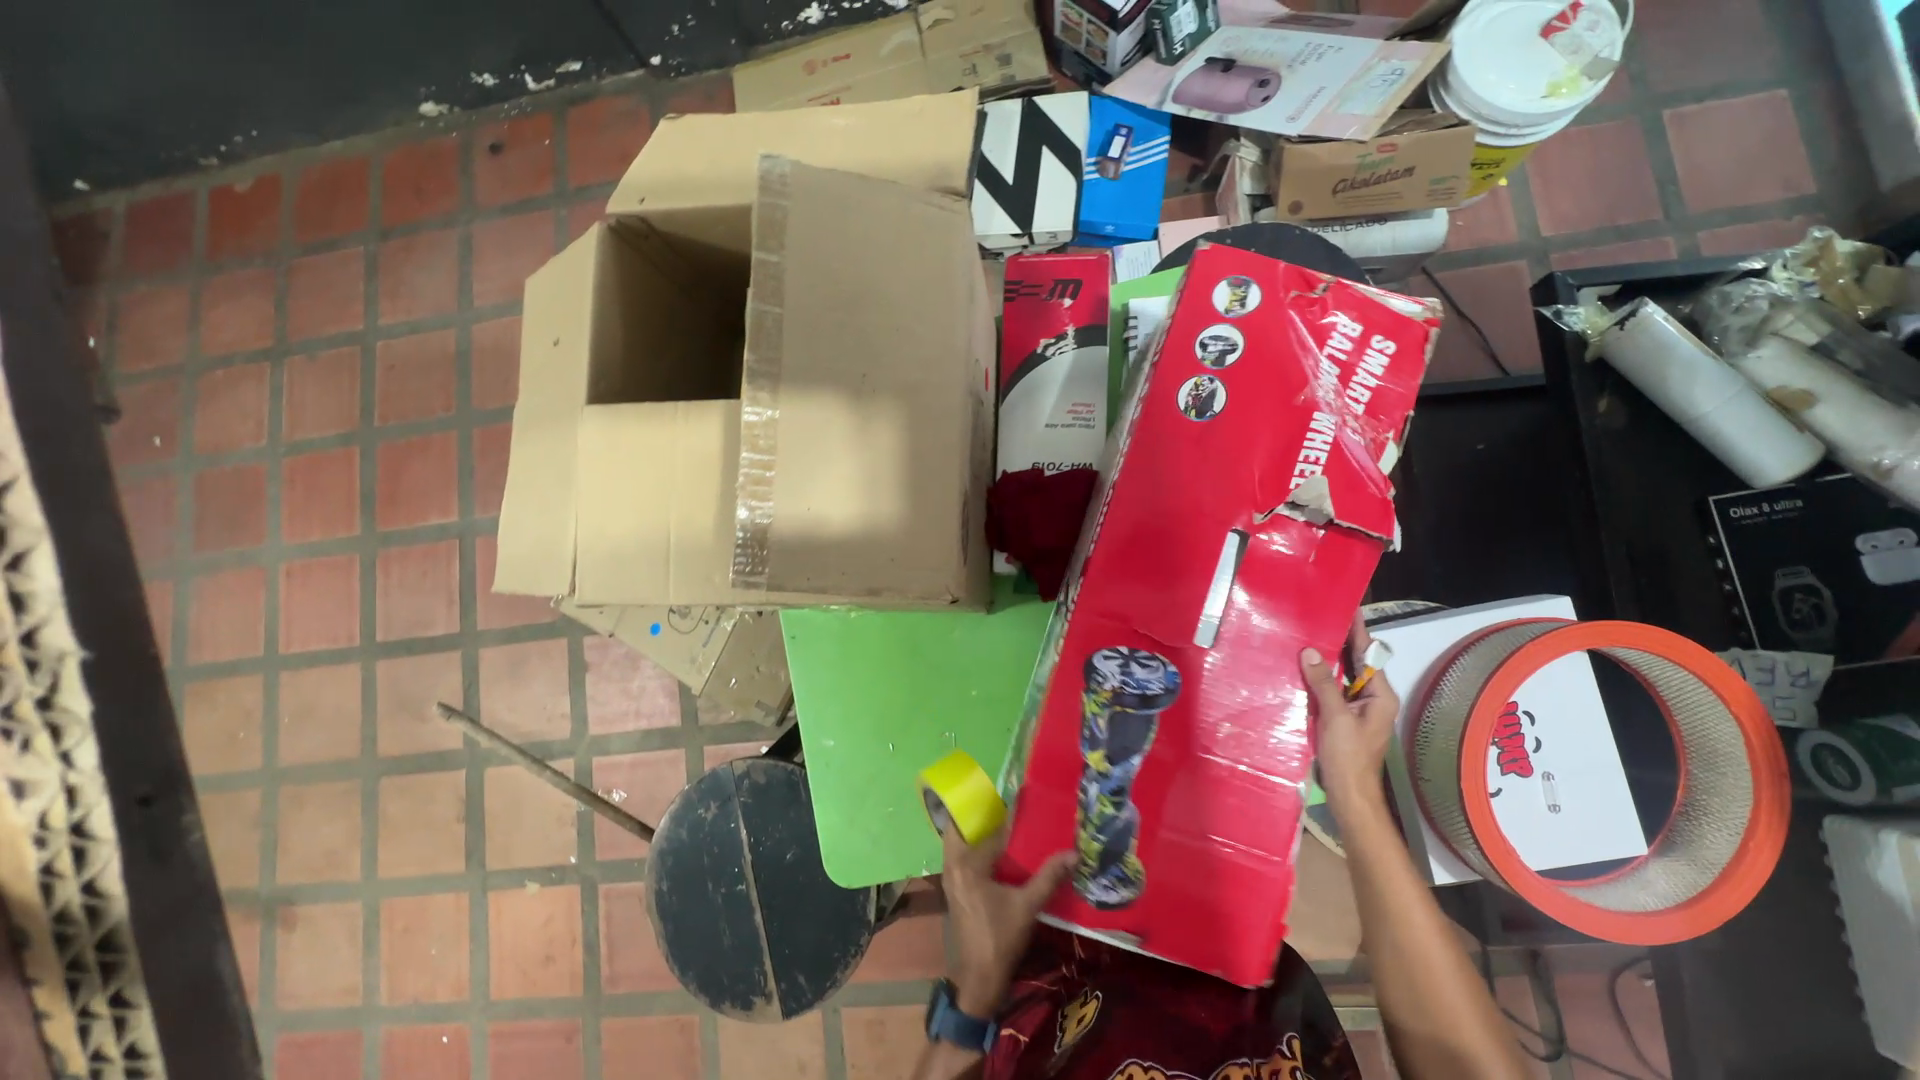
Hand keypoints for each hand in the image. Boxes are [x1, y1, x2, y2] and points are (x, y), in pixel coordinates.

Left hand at [937, 823, 1071, 1016]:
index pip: (989, 830)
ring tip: (1006, 823)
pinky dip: (975, 848)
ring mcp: (949, 878)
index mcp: (967, 865)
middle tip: (1007, 805)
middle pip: (961, 828)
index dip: (1007, 814)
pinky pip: (960, 857)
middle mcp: (952, 866)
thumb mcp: (1028, 906)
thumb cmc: (1001, 939)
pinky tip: (999, 852)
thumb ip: (1049, 877)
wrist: (979, 978)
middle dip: (981, 815)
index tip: (1021, 795)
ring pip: (958, 843)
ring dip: (977, 832)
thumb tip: (1074, 853)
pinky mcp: (953, 889)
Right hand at [1302, 612, 1400, 815]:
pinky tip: (1302, 671)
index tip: (1347, 609)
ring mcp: (1358, 710)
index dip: (1357, 632)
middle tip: (1318, 619)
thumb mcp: (1335, 717)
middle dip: (1339, 643)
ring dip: (1326, 662)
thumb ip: (1323, 683)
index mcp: (1379, 695)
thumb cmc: (1348, 756)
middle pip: (1355, 664)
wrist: (1349, 796)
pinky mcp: (1343, 721)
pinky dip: (1320, 681)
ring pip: (1342, 678)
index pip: (1368, 655)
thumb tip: (1311, 651)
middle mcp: (1372, 699)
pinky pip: (1332, 693)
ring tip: (1307, 638)